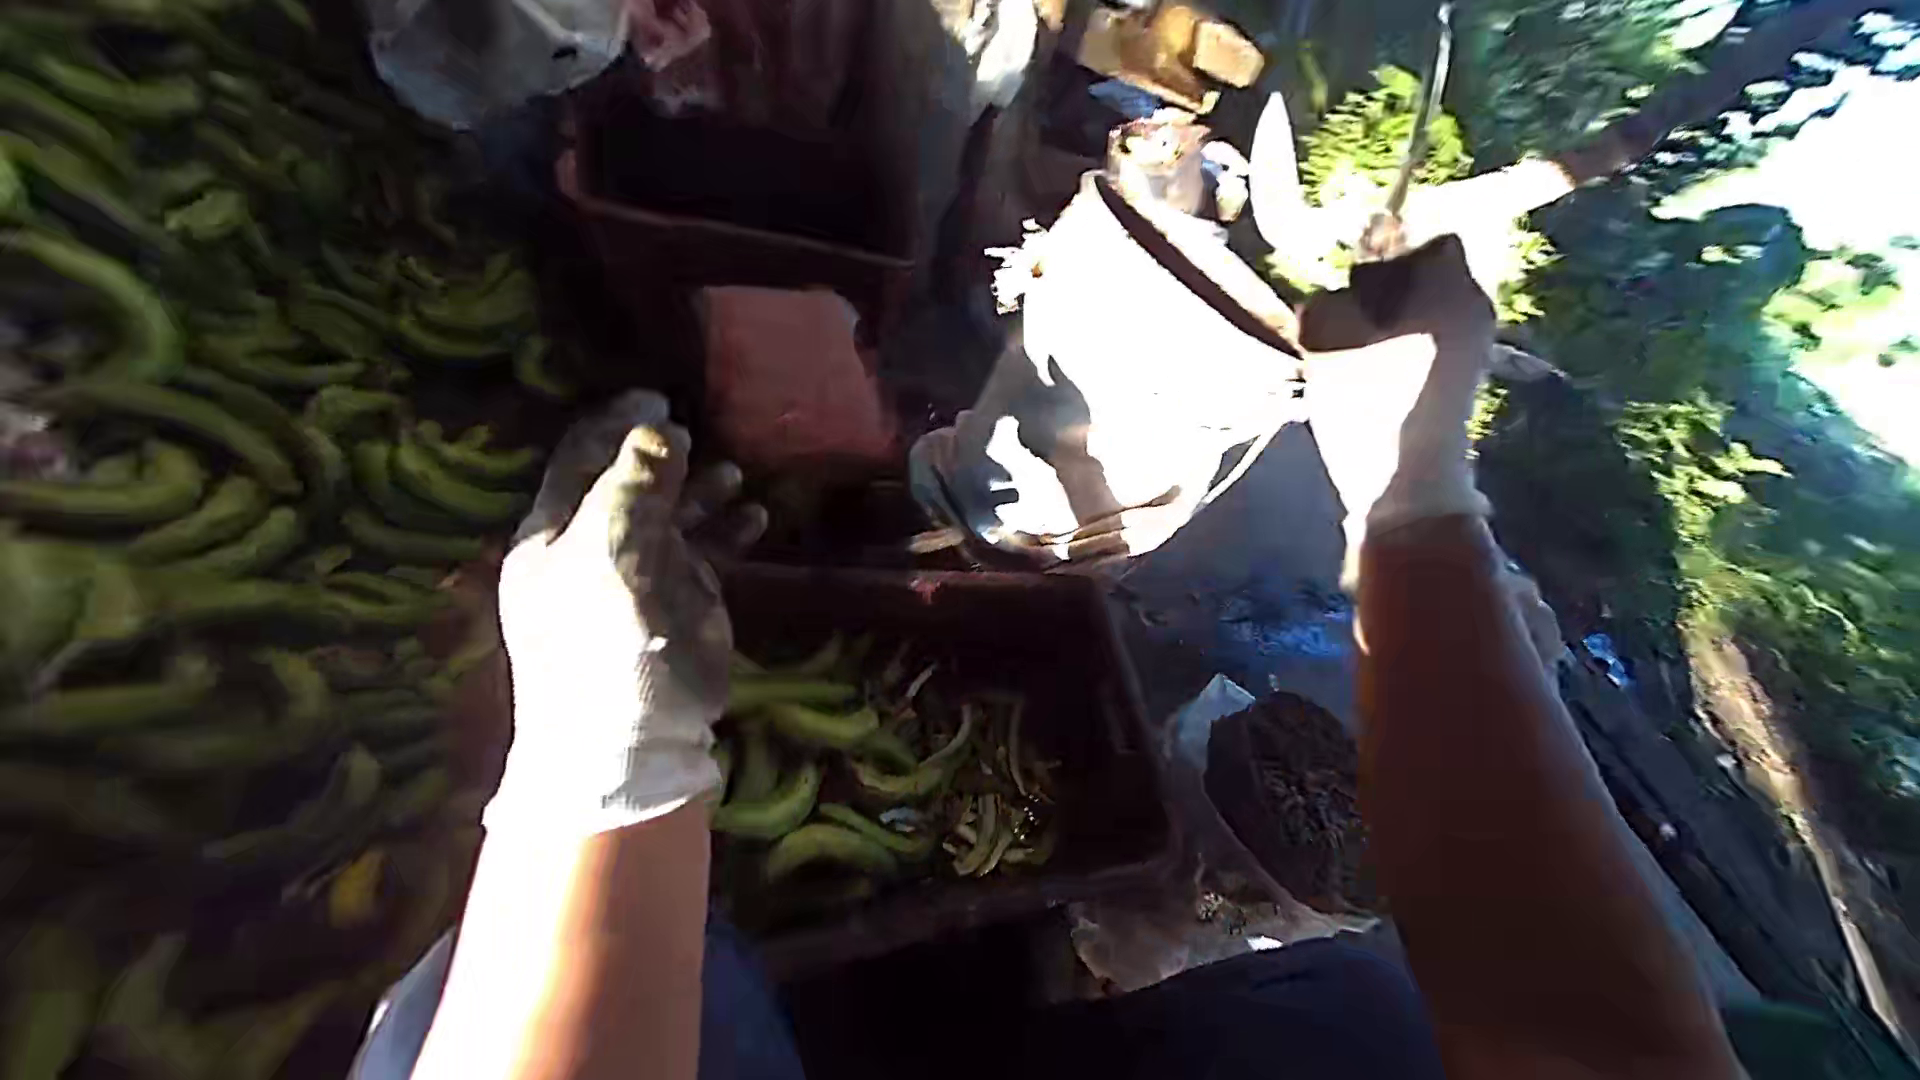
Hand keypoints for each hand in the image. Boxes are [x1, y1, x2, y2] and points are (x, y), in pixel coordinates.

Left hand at [484, 390, 763, 835]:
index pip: (581, 461)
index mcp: (558, 534)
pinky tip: (754, 516)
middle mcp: (599, 546)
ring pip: (677, 514)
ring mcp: (647, 572)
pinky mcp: (687, 595)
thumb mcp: (610, 557)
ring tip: (732, 473)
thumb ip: (633, 489)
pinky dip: (730, 529)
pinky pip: (710, 549)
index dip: (615, 425)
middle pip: (633, 483)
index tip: (655, 396)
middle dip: (663, 455)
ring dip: (703, 489)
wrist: (634, 734)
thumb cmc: (605, 643)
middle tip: (695, 429)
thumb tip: (658, 429)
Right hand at [1297, 235, 1494, 583]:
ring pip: (1415, 312)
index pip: (1432, 242)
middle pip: (1423, 277)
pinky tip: (1364, 382)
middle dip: (1378, 295)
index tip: (1354, 289)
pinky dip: (1388, 351)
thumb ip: (1324, 304)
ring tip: (1348, 362)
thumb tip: (1325, 295)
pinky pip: (1417, 342)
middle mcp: (1470, 311)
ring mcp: (1467, 348)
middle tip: (1343, 330)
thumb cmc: (1369, 408)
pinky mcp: (1453, 378)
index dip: (1389, 255)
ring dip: (1377, 326)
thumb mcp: (1330, 347)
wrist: (1404, 483)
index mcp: (1450, 294)